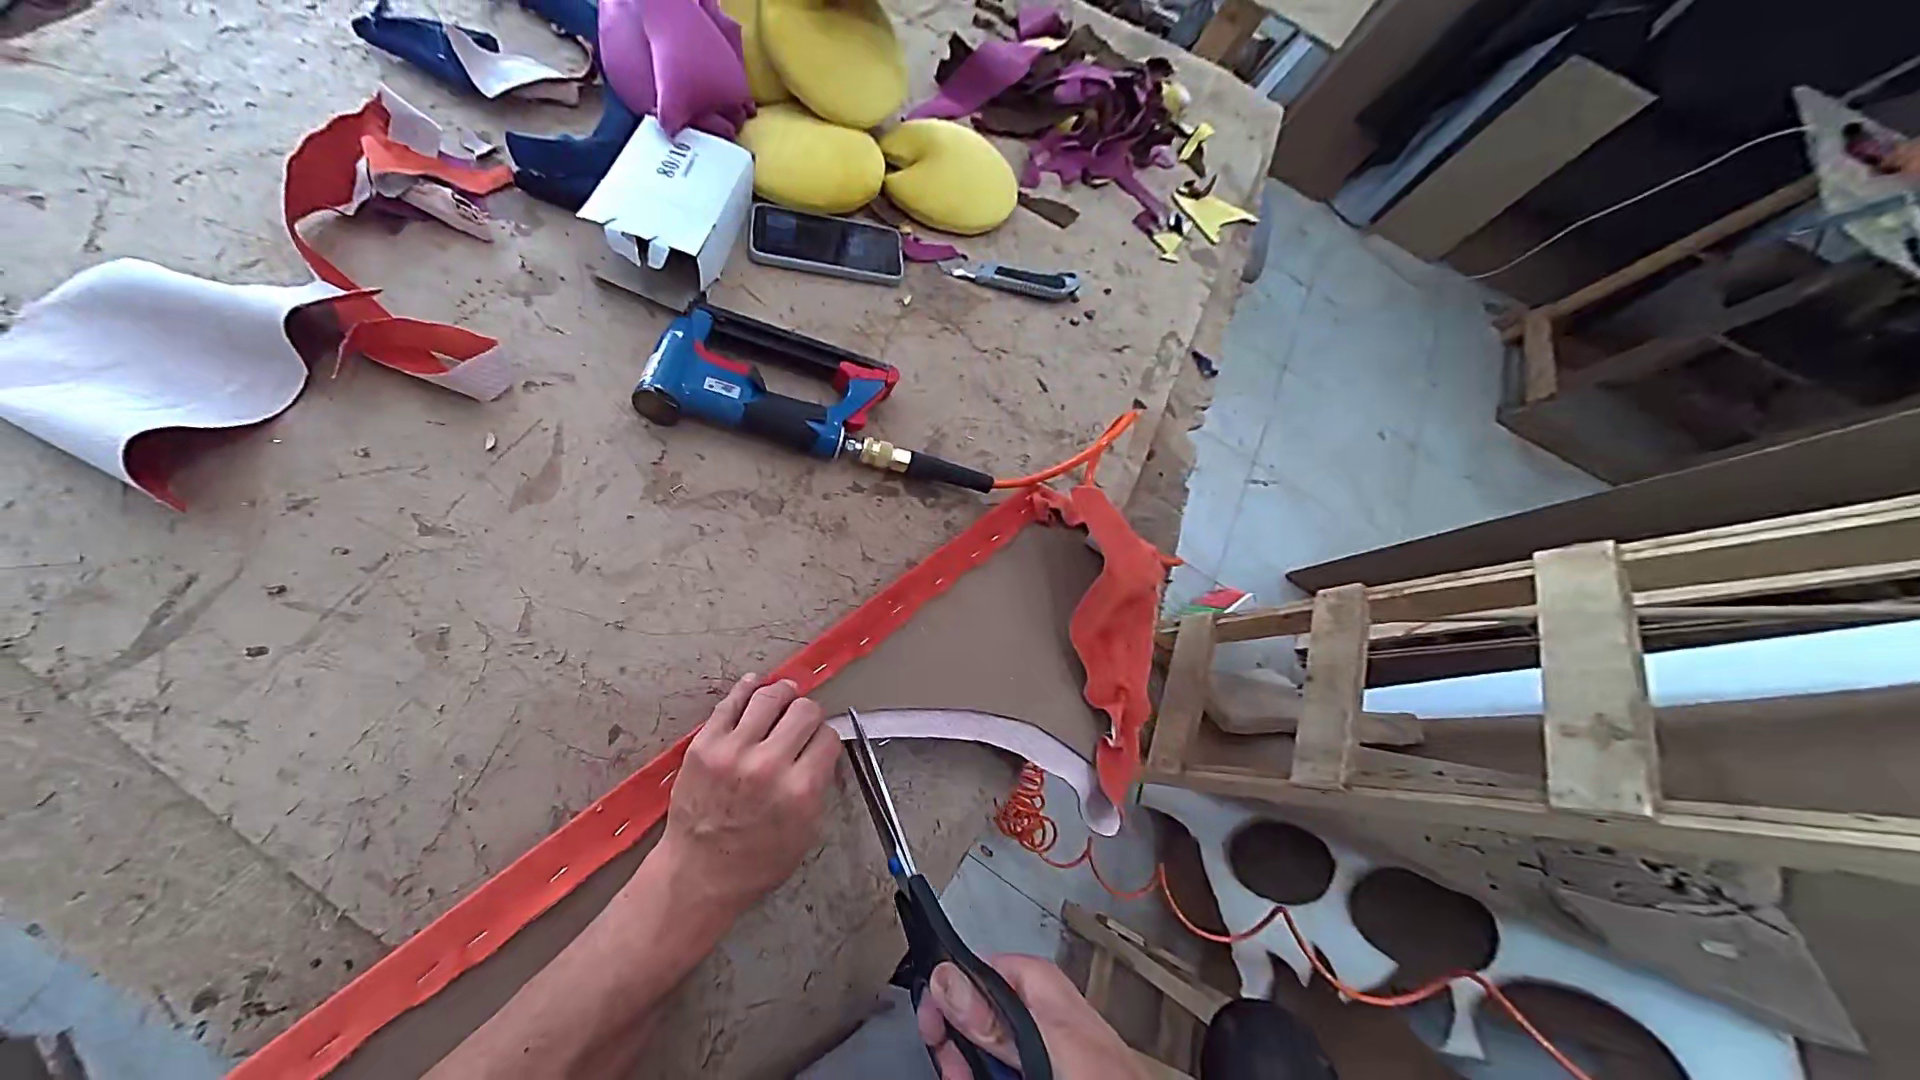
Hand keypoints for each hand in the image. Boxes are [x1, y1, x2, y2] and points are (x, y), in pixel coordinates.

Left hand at [656, 674, 840, 916]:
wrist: (699, 875)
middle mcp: (768, 765)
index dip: (827, 737)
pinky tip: (756, 685)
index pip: (828, 736)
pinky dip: (747, 688)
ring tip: (785, 695)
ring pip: (770, 696)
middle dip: (809, 713)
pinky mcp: (704, 746)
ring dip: (783, 693)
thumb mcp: (808, 829)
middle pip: (805, 710)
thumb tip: (822, 747)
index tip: (819, 741)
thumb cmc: (756, 860)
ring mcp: (733, 752)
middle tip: (803, 722)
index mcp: (800, 789)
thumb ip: (820, 783)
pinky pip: (730, 703)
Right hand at [916, 955, 1146, 1079]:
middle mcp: (1030, 1006)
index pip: (972, 970)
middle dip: (954, 1042)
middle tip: (950, 1066)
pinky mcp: (1032, 1065)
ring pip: (977, 1046)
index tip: (931, 1024)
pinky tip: (976, 1078)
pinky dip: (978, 1075)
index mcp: (1035, 983)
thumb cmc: (1106, 1077)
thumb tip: (947, 979)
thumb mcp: (1048, 1044)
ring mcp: (1030, 1041)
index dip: (946, 995)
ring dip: (964, 1066)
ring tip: (965, 1077)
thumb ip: (999, 1018)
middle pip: (969, 1013)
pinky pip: (993, 1067)